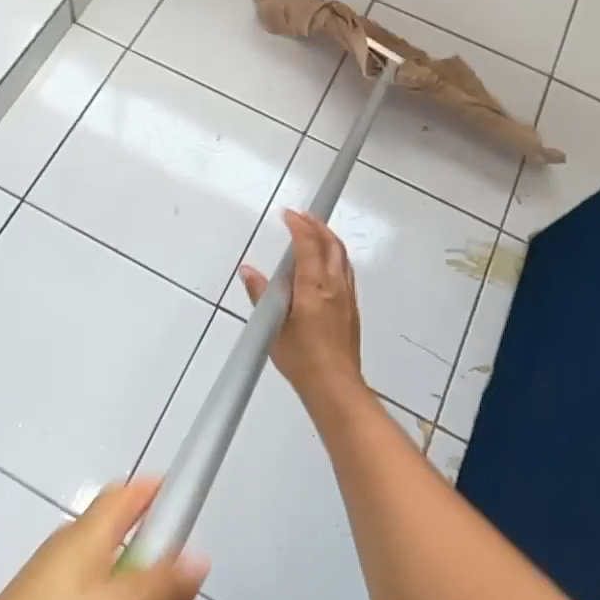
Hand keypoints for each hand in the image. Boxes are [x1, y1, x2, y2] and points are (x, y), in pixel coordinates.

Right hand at [239, 209, 364, 401]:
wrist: (335, 385)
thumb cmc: (302, 359)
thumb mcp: (273, 327)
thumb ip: (262, 295)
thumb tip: (248, 271)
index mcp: (313, 287)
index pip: (308, 245)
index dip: (299, 225)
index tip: (288, 214)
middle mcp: (334, 286)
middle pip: (331, 245)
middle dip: (318, 225)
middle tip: (303, 215)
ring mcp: (346, 297)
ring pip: (342, 257)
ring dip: (329, 239)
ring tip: (315, 232)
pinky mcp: (351, 309)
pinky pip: (346, 271)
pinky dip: (336, 256)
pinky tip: (327, 263)